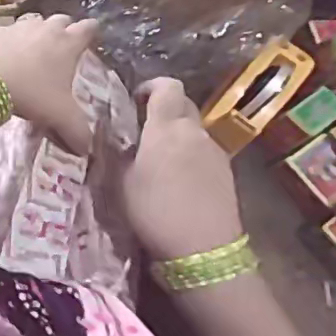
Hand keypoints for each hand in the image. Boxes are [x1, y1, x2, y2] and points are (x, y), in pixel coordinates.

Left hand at [0, 14, 97, 155]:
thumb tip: (86, 150)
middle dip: (63, 31)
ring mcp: (18, 27)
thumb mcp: (59, 116)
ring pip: (34, 23)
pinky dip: (10, 44)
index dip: (91, 34)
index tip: (89, 44)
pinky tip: (5, 61)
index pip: (89, 28)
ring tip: (33, 56)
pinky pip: (8, 34)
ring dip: (36, 35)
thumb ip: (76, 132)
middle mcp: (46, 28)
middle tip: (60, 52)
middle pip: (61, 20)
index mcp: (68, 42)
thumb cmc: (31, 93)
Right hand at [125, 77, 244, 261]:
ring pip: (193, 130)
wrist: (202, 248)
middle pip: (182, 105)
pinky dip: (188, 155)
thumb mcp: (119, 184)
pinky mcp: (226, 171)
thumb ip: (115, 153)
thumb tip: (109, 136)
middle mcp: (194, 131)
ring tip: (156, 160)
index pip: (167, 86)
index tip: (135, 99)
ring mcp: (214, 151)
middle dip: (163, 110)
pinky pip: (203, 151)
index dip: (151, 86)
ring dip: (175, 135)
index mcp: (166, 128)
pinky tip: (176, 180)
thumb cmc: (153, 212)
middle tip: (141, 130)